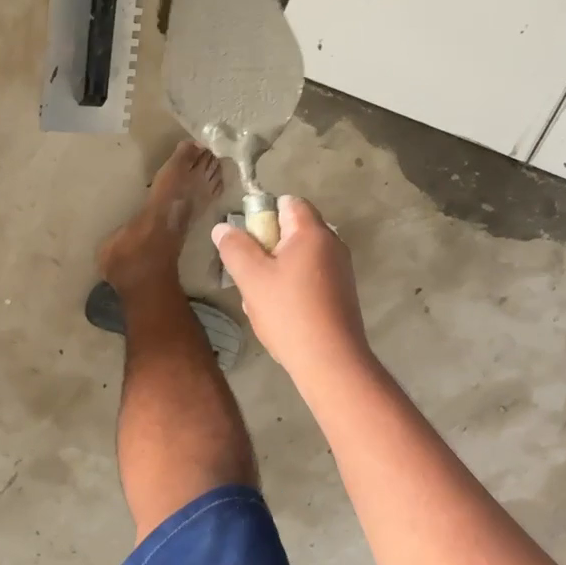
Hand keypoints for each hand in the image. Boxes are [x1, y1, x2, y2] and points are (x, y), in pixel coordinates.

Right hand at [212, 196, 369, 376]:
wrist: (331, 362)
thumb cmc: (289, 312)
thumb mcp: (251, 277)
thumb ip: (234, 247)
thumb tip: (223, 228)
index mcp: (313, 232)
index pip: (288, 202)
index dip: (262, 215)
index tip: (247, 242)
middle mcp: (332, 245)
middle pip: (291, 231)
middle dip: (265, 249)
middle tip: (249, 275)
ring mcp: (340, 272)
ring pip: (297, 259)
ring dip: (275, 273)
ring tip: (261, 300)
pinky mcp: (341, 295)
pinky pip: (309, 279)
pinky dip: (291, 289)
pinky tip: (279, 315)